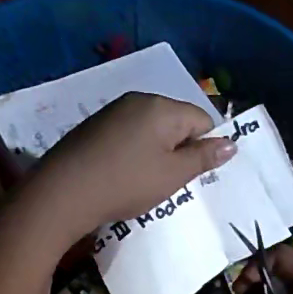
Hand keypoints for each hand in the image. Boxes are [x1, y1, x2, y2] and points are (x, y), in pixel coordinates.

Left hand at [14, 92, 234, 243]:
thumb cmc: (126, 183)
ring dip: (156, 151)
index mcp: (162, 107)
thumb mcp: (173, 175)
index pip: (202, 119)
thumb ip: (204, 157)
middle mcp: (138, 100)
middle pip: (176, 121)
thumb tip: (231, 143)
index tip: (191, 174)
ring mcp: (113, 111)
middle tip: (168, 180)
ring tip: (143, 181)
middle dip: (179, 148)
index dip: (203, 147)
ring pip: (151, 129)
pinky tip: (121, 175)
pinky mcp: (94, 125)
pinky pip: (128, 133)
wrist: (61, 193)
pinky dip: (133, 151)